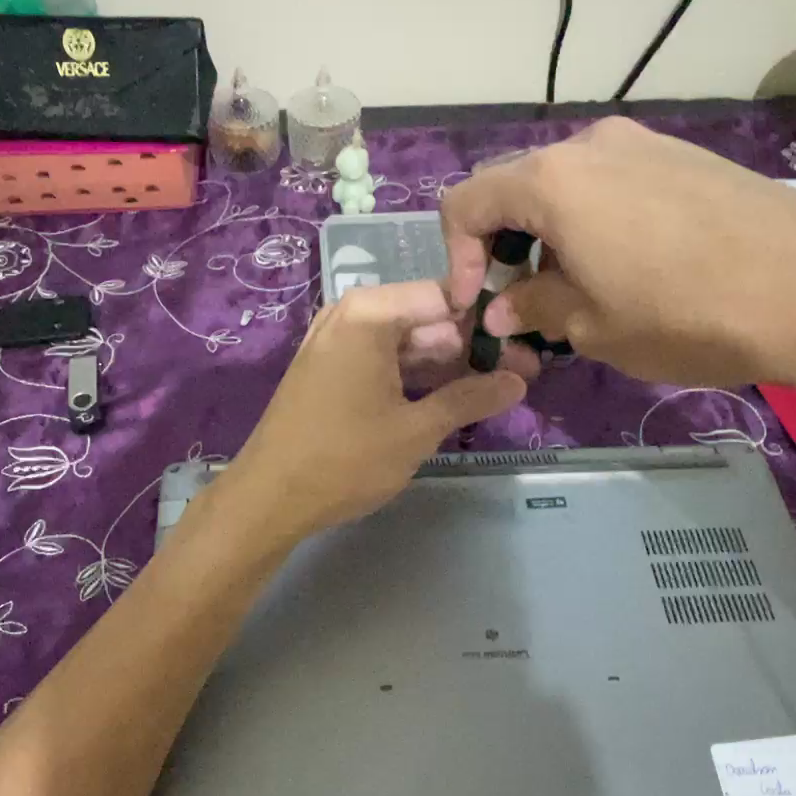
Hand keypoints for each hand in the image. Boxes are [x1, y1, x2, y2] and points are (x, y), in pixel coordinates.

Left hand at [216, 281, 526, 545]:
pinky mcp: (326, 369)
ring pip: (405, 342)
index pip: (447, 297)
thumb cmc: (345, 460)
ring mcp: (333, 341)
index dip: (489, 322)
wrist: (269, 498)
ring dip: (446, 365)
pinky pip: (381, 360)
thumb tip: (519, 380)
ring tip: (493, 390)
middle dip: (471, 347)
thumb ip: (470, 398)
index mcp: (370, 313)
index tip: (525, 349)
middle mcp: (349, 314)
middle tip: (520, 376)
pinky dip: (413, 377)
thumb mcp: (417, 430)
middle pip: (426, 319)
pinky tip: (447, 398)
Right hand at [439, 117, 795, 399]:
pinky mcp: (682, 158)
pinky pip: (611, 187)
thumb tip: (504, 306)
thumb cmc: (682, 313)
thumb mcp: (590, 327)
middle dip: (504, 251)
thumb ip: (532, 307)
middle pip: (514, 192)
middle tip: (522, 306)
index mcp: (551, 183)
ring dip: (549, 241)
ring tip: (576, 296)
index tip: (477, 305)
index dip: (455, 259)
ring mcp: (641, 145)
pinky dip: (592, 226)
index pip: (466, 204)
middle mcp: (589, 146)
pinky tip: (626, 272)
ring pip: (564, 190)